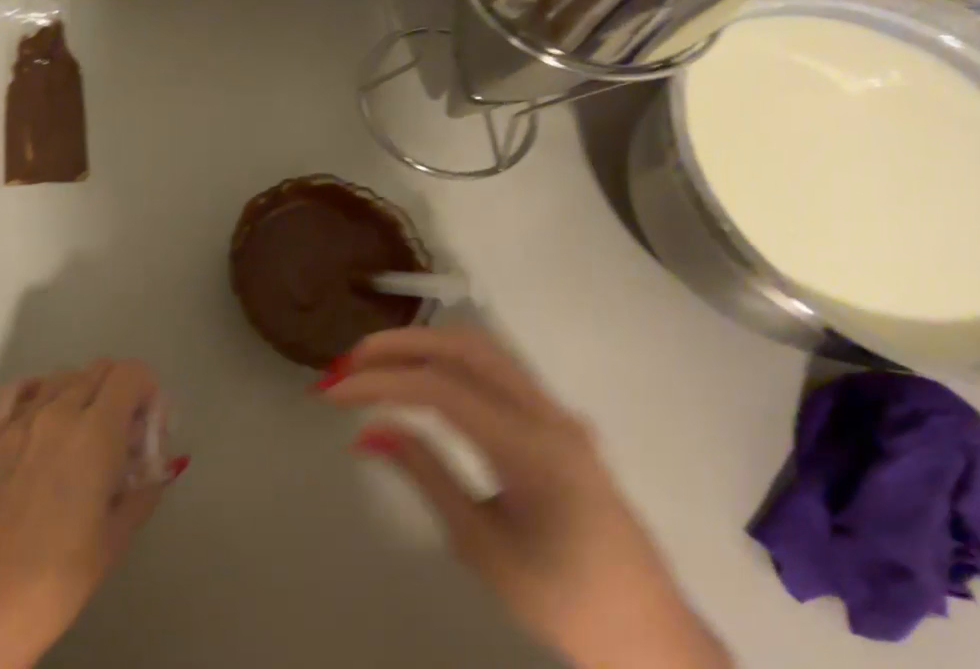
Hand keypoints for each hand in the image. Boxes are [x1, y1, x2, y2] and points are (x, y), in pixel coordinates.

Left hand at [0, 359, 178, 668]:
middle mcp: (56, 413)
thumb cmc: (63, 575)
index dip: (149, 389)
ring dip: (85, 392)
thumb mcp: (117, 534)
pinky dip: (41, 391)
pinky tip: (49, 415)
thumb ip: (142, 487)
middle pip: (98, 370)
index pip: (129, 374)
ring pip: (62, 377)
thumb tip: (156, 465)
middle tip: (127, 433)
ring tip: (90, 433)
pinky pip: (18, 391)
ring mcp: (19, 421)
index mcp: (94, 434)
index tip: (152, 422)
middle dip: (121, 391)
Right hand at [318, 327, 732, 668]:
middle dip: (399, 345)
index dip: (378, 382)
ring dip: (425, 346)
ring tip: (374, 364)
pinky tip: (421, 379)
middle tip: (347, 363)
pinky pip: (499, 370)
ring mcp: (561, 415)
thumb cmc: (562, 601)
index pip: (439, 388)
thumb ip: (425, 474)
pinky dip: (450, 361)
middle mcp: (550, 416)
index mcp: (531, 449)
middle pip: (465, 347)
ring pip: (485, 350)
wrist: (648, 634)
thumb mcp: (480, 545)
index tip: (331, 394)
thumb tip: (368, 430)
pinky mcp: (560, 424)